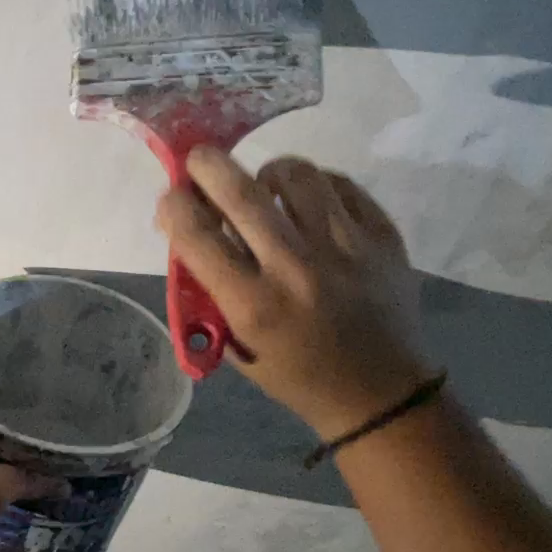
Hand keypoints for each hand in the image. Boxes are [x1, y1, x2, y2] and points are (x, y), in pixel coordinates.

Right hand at [159, 148, 431, 439]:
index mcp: (252, 305)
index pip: (196, 236)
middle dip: (207, 166)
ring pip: (295, 175)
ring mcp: (345, 247)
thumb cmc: (294, 374)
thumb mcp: (237, 344)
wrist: (378, 391)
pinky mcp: (381, 235)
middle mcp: (295, 268)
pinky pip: (339, 184)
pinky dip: (314, 185)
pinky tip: (306, 201)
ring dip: (266, 173)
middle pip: (240, 192)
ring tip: (264, 186)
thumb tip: (190, 236)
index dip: (173, 207)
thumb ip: (212, 291)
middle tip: (199, 159)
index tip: (169, 199)